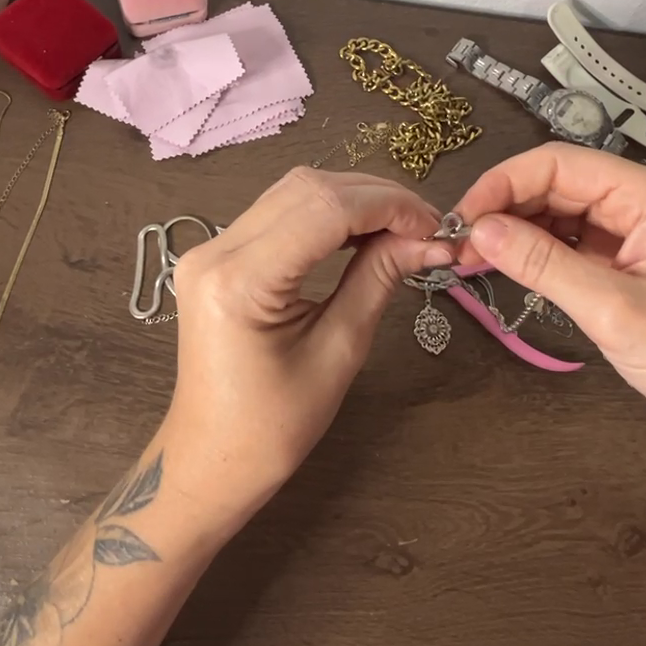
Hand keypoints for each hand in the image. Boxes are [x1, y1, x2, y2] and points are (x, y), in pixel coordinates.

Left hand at [167, 167, 452, 509]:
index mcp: (240, 281)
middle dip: (376, 197)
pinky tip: (362, 231)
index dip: (388, 206)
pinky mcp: (218, 252)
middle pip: (308, 187)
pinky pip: (280, 210)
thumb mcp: (339, 352)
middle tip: (425, 227)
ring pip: (295, 190)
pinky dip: (328, 212)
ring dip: (354, 199)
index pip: (325, 209)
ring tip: (401, 228)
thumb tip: (431, 240)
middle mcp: (216, 250)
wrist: (210, 458)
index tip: (434, 227)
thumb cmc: (274, 427)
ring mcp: (210, 247)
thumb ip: (379, 280)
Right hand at [454, 143, 645, 439]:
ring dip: (515, 231)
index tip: (462, 218)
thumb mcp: (615, 309)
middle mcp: (639, 201)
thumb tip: (479, 230)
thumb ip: (544, 264)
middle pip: (556, 184)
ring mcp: (633, 232)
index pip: (560, 164)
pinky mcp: (625, 262)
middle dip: (505, 208)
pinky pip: (569, 243)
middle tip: (459, 245)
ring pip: (558, 213)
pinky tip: (506, 267)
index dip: (504, 183)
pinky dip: (535, 253)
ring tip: (473, 258)